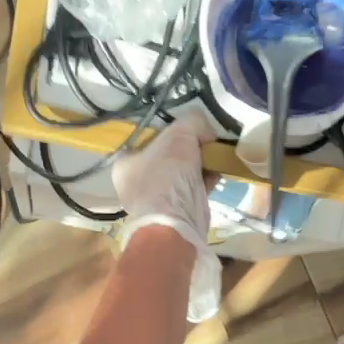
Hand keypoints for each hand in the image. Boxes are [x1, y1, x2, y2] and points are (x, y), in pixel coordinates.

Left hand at [111, 113, 221, 321]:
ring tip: (214, 159)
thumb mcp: (180, 133)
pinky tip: (217, 174)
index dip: (171, 132)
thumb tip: (207, 135)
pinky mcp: (174, 213)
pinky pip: (192, 189)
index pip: (149, 139)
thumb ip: (194, 122)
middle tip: (205, 145)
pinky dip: (205, 181)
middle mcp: (136, 183)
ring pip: (182, 172)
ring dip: (200, 165)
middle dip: (189, 150)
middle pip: (169, 155)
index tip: (189, 132)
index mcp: (126, 164)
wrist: (176, 221)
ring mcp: (155, 200)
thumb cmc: (168, 174)